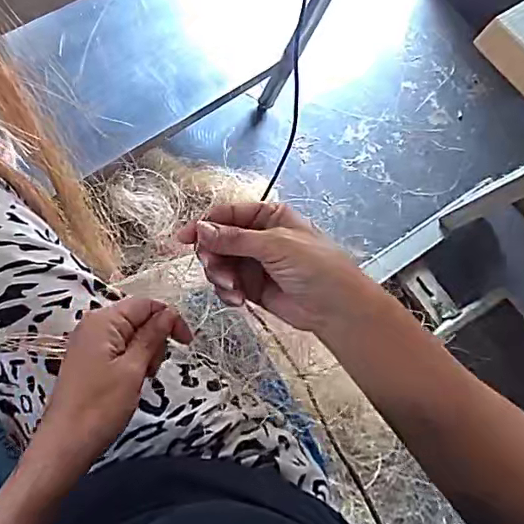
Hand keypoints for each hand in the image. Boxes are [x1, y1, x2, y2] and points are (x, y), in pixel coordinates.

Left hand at [30, 297, 189, 474]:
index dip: (170, 319)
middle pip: (138, 318)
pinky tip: (131, 382)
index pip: (146, 304)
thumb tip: (169, 313)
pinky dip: (132, 362)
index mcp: (103, 320)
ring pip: (131, 335)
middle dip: (155, 339)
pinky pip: (118, 349)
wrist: (65, 444)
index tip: (187, 343)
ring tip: (141, 379)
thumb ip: (152, 336)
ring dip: (145, 353)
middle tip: (152, 370)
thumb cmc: (100, 406)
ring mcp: (89, 342)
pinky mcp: (88, 359)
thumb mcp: (133, 369)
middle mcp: (94, 324)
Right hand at [173, 202, 385, 332]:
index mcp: (269, 216)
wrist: (337, 309)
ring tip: (234, 289)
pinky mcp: (254, 287)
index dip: (205, 225)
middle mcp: (260, 238)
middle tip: (214, 268)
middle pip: (219, 241)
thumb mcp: (276, 245)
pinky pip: (228, 286)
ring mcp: (256, 263)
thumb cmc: (320, 268)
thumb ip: (235, 238)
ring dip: (221, 277)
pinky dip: (228, 292)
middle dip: (213, 256)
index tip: (186, 237)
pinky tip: (239, 299)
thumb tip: (203, 229)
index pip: (228, 214)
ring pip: (220, 265)